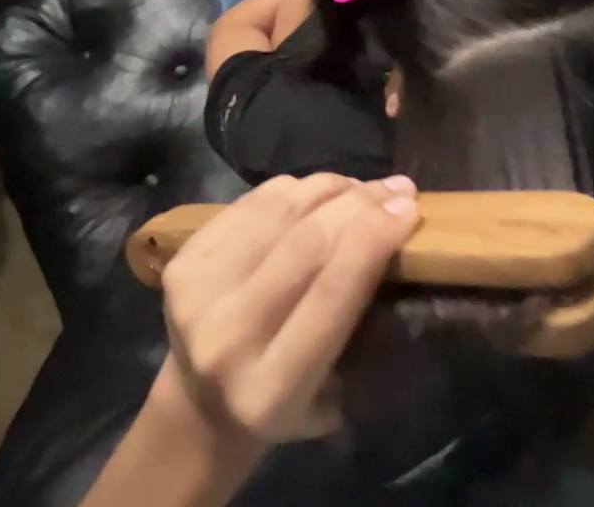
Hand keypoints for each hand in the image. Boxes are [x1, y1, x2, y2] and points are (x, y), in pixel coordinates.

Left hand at [156, 172, 419, 446]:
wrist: (199, 407)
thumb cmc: (286, 406)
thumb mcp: (334, 392)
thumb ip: (359, 323)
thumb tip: (395, 229)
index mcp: (271, 390)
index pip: (332, 293)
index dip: (374, 240)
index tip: (410, 210)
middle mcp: (226, 337)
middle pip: (306, 244)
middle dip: (361, 205)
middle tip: (399, 189)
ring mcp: (196, 293)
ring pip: (279, 212)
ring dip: (332, 187)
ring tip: (365, 185)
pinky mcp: (183, 260)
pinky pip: (251, 203)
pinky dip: (296, 187)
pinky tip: (324, 189)